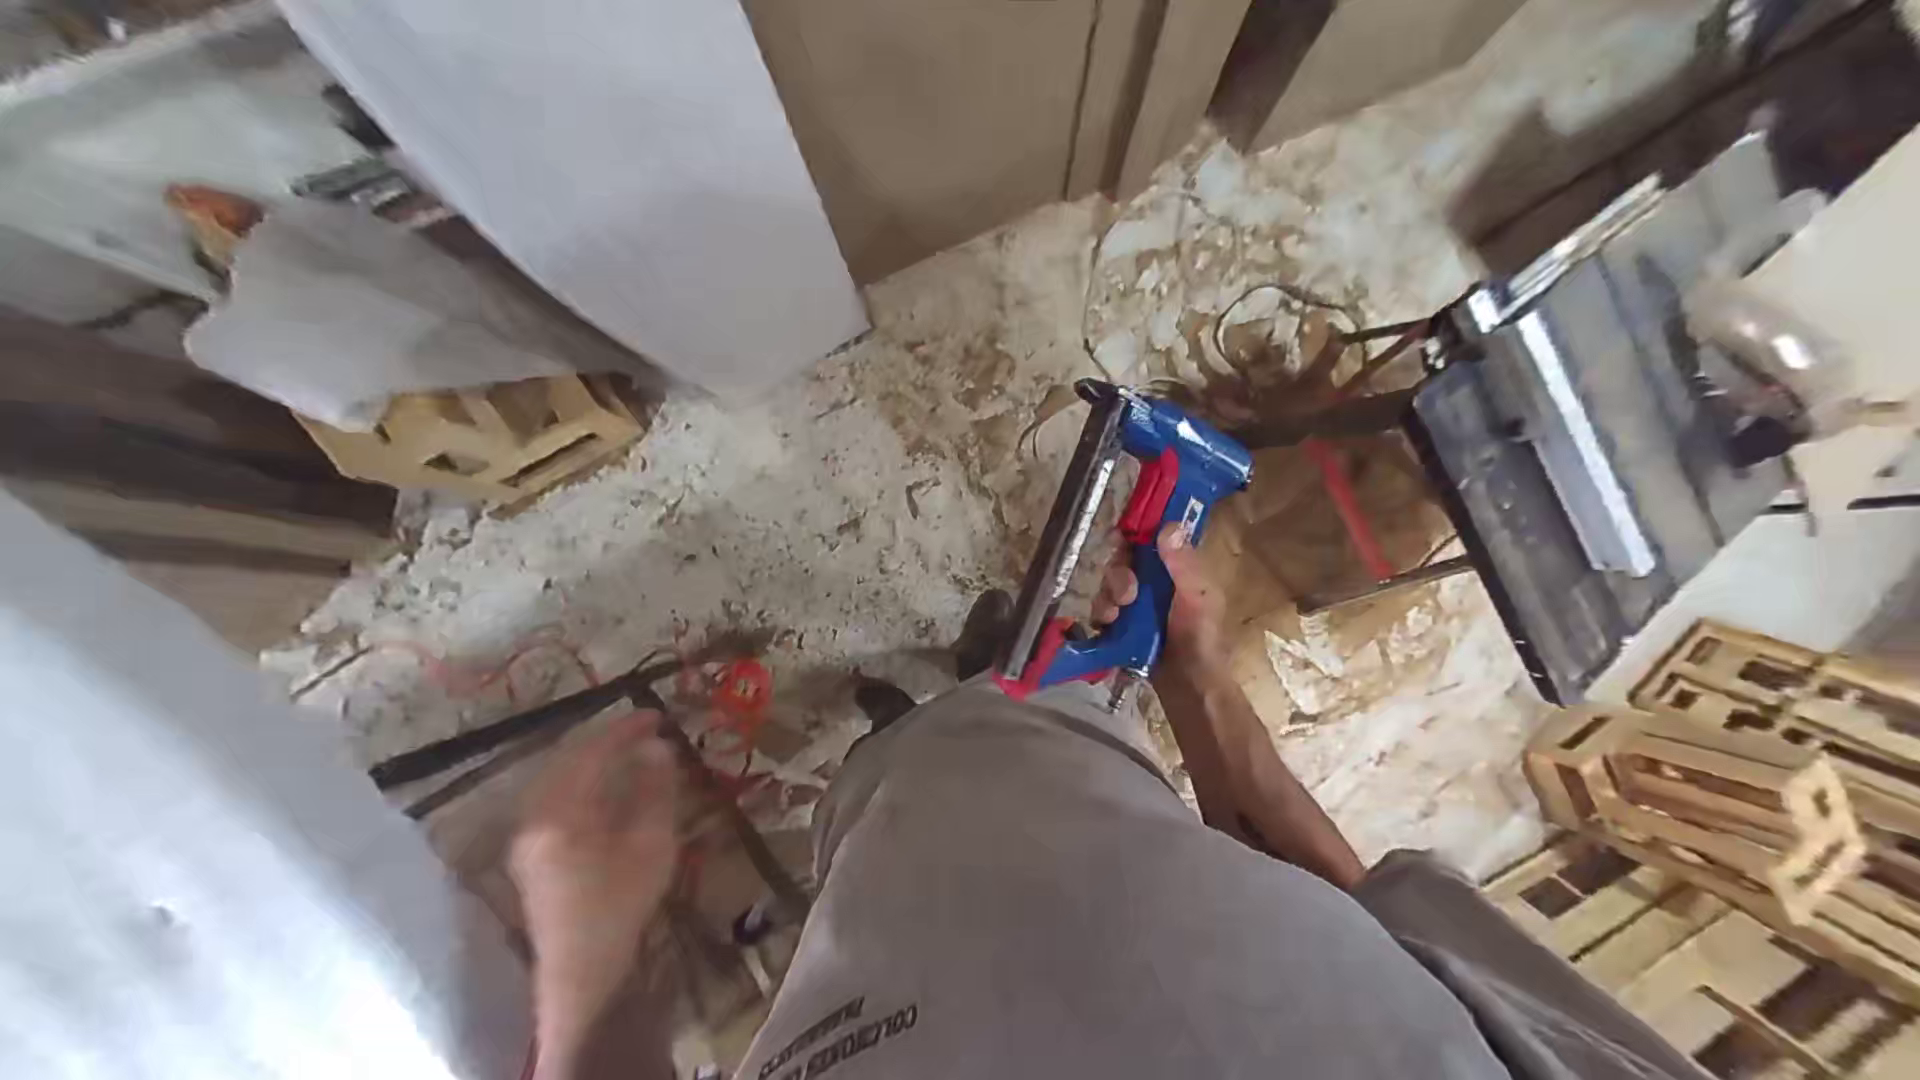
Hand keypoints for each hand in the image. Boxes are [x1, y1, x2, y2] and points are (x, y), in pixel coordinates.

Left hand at [510, 712, 679, 1069]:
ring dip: (593, 755)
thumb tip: (657, 747)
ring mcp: (525, 833)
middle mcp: (533, 816)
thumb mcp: (652, 843)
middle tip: (646, 727)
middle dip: (608, 738)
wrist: (580, 969)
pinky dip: (581, 775)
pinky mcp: (529, 848)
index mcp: (561, 813)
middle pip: (568, 758)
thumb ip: (655, 789)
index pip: (592, 753)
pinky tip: (603, 780)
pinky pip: (553, 792)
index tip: (658, 715)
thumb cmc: (622, 904)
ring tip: (628, 747)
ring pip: (558, 774)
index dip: (626, 729)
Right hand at [1091, 522, 1226, 669]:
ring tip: (1117, 616)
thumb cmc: (1201, 638)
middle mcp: (1154, 581)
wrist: (1188, 685)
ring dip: (1109, 596)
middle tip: (1128, 594)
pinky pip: (1101, 608)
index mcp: (1177, 568)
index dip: (1134, 533)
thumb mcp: (1200, 597)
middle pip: (1123, 560)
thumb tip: (1169, 526)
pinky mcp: (1120, 624)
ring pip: (1109, 584)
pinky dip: (1101, 614)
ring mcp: (1135, 603)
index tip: (1121, 538)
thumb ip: (1184, 564)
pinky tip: (1108, 625)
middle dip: (1119, 573)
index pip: (1150, 538)